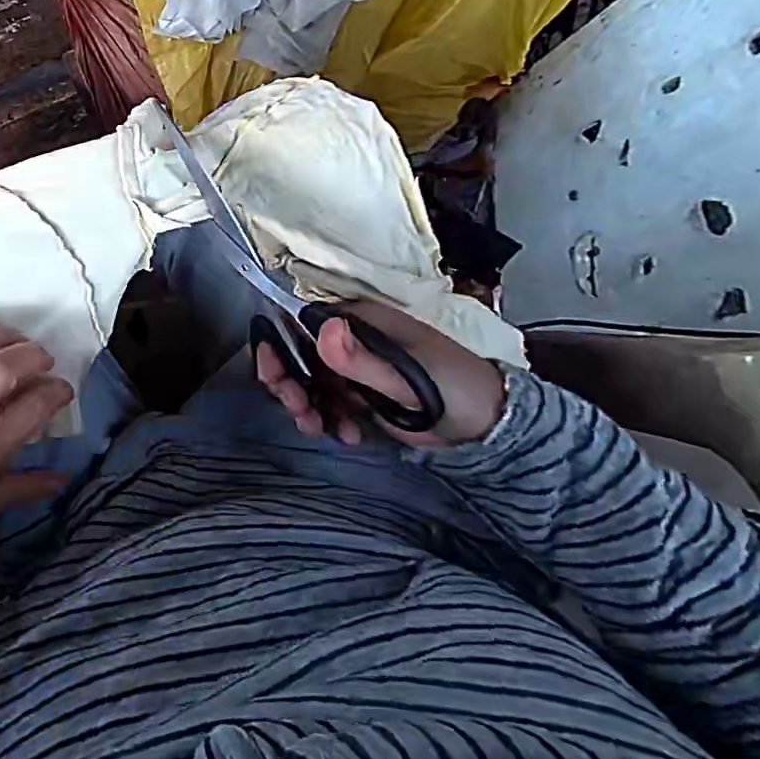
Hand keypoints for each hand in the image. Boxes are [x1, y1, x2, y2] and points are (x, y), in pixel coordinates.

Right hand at [254, 300, 504, 447]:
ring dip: (309, 409)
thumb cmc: (452, 388)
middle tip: (301, 412)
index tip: (272, 373)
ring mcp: (357, 371)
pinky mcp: (362, 397)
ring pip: (311, 386)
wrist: (488, 426)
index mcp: (361, 323)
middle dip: (292, 387)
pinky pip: (331, 407)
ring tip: (326, 429)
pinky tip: (350, 435)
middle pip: (300, 358)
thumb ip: (363, 360)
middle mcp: (353, 342)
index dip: (280, 347)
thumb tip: (323, 329)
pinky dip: (331, 422)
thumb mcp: (407, 377)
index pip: (303, 326)